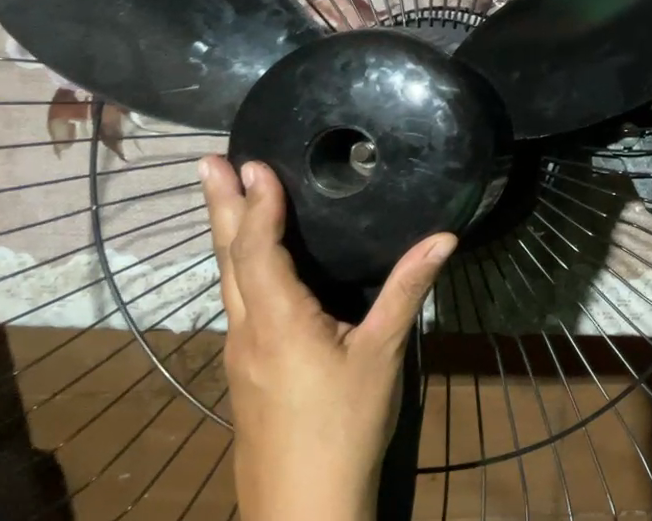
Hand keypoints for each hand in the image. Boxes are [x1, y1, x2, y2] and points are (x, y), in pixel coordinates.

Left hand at [199, 155, 455, 520]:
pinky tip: (252, 263)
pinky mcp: (250, 365)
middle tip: (207, 163)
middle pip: (229, 259)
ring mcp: (243, 350)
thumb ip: (406, 291)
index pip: (258, 253)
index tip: (253, 164)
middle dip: (222, 208)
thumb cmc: (345, 421)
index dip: (257, 207)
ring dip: (227, 233)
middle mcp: (248, 330)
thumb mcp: (383, 352)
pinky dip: (240, 263)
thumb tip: (444, 237)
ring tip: (226, 197)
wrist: (304, 498)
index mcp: (278, 322)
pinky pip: (239, 299)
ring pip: (228, 280)